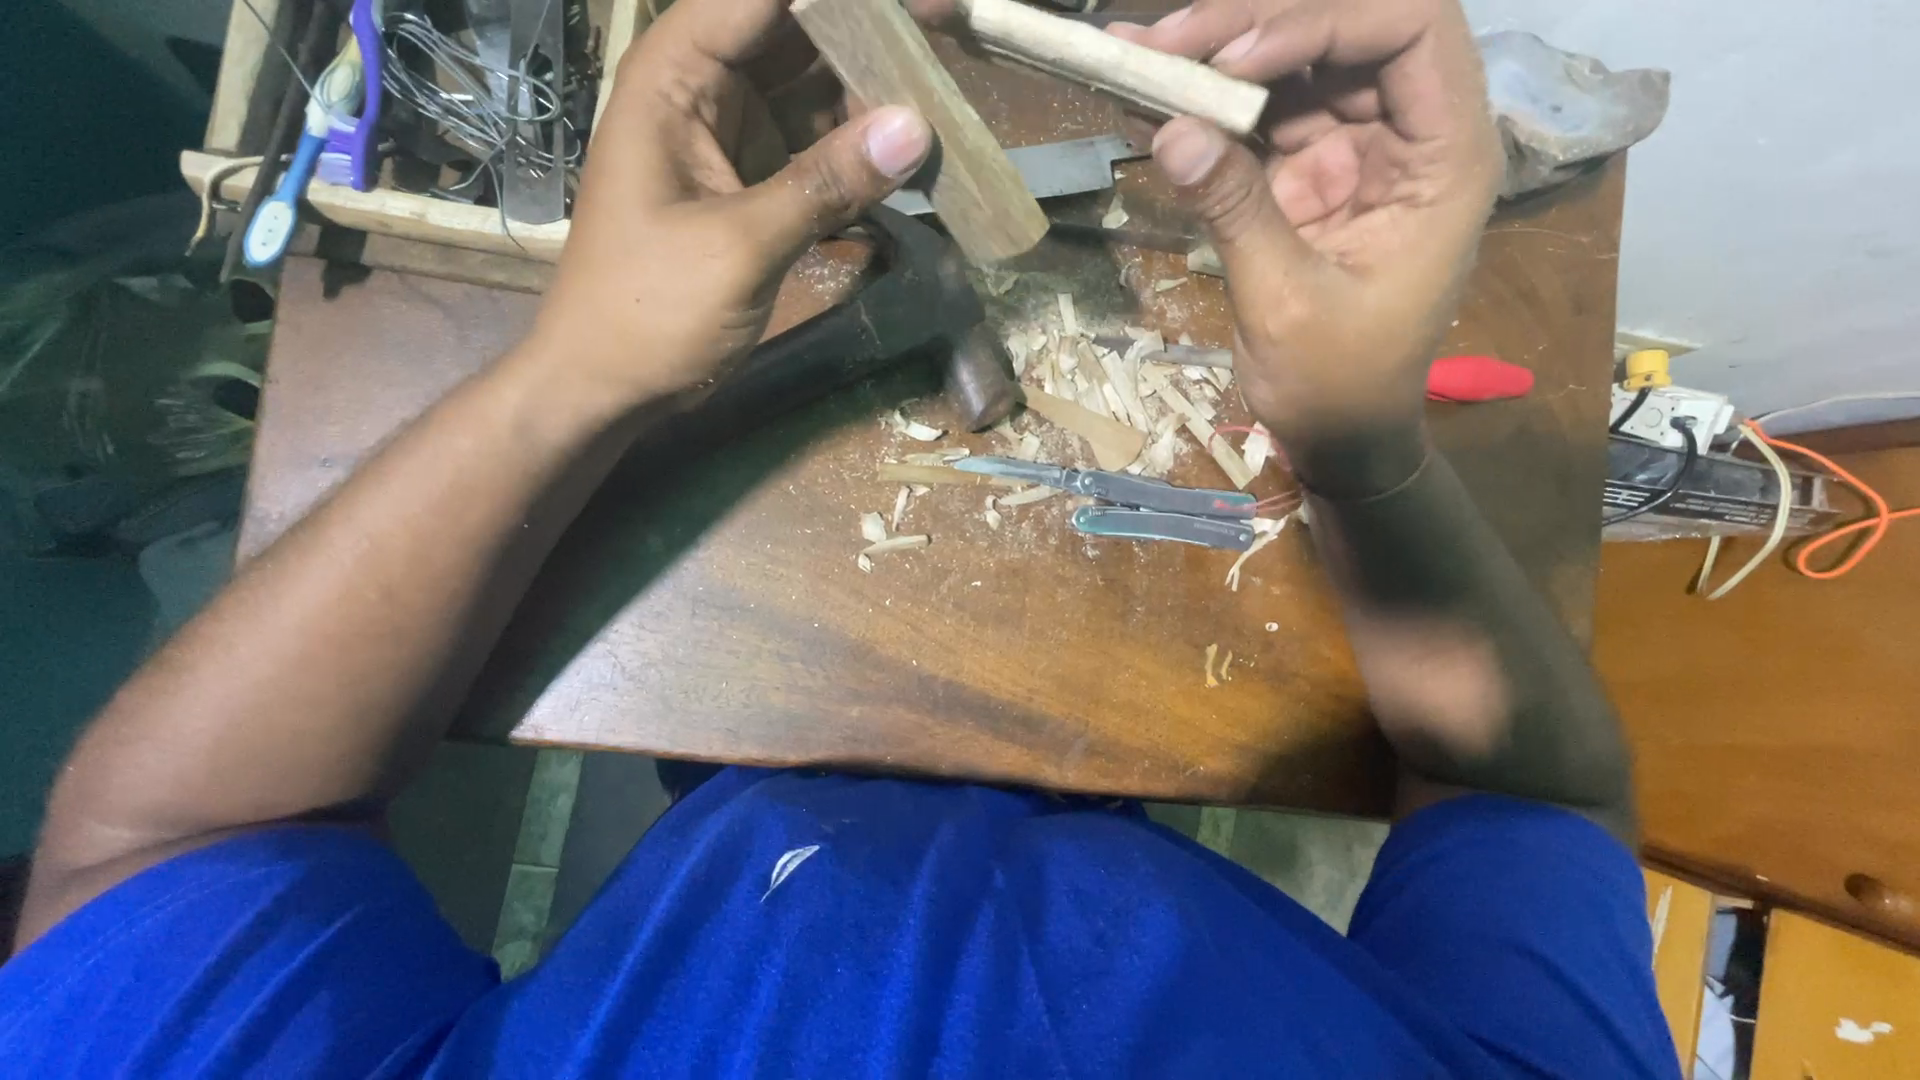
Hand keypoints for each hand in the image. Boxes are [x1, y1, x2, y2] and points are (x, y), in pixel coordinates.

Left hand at [521, 0, 931, 408]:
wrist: (612, 385)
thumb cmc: (649, 310)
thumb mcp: (739, 244)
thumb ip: (824, 183)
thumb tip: (916, 128)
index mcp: (675, 79)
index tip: (920, 3)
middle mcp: (705, 96)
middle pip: (797, 40)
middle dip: (869, 39)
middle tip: (946, 41)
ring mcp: (733, 146)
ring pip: (814, 100)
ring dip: (872, 106)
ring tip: (943, 114)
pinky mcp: (756, 194)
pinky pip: (817, 158)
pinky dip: (859, 164)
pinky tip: (910, 169)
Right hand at [1113, 0, 1502, 494]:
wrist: (1335, 429)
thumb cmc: (1336, 380)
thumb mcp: (1286, 300)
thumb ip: (1236, 209)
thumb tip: (1170, 131)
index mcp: (1444, 157)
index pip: (1409, 29)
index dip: (1322, 22)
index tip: (1234, 60)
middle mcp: (1404, 133)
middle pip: (1343, 32)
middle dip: (1252, 27)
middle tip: (1163, 42)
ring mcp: (1350, 150)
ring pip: (1293, 66)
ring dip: (1218, 57)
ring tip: (1141, 56)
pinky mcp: (1304, 175)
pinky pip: (1257, 119)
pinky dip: (1206, 107)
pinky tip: (1151, 92)